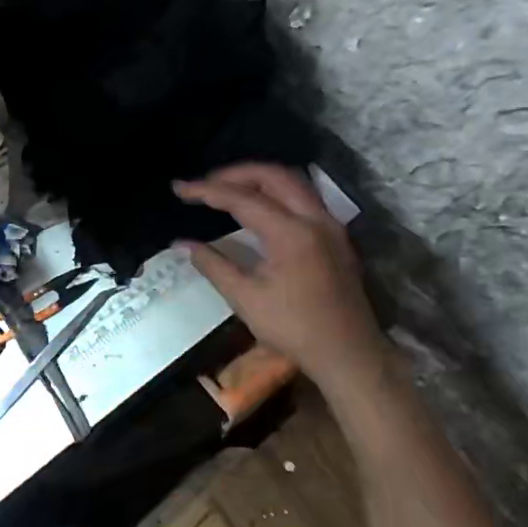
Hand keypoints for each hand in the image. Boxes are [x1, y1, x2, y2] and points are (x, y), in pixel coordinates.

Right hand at [175, 163, 387, 387]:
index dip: (206, 191)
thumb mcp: (245, 299)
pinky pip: (306, 198)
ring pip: (294, 182)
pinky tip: (262, 206)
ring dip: (259, 179)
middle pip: (273, 175)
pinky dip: (278, 192)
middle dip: (235, 173)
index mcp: (290, 232)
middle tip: (205, 183)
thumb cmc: (294, 329)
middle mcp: (315, 217)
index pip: (242, 198)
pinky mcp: (337, 236)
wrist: (348, 352)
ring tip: (229, 188)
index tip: (179, 188)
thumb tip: (182, 244)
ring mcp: (331, 225)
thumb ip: (213, 265)